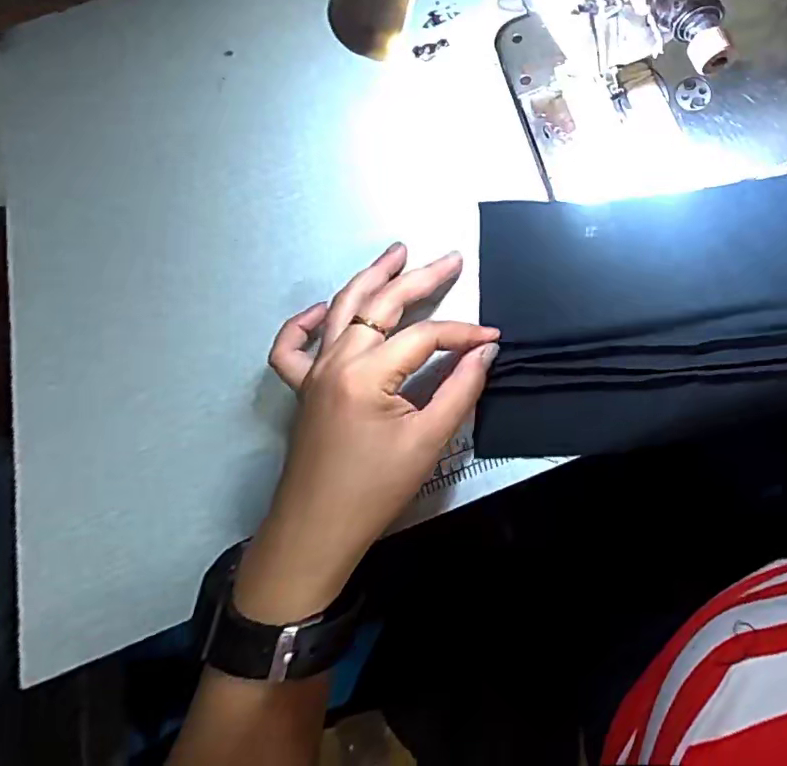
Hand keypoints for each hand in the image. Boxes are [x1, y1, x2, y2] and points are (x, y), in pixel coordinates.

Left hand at [235, 243, 498, 623]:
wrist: (315, 533)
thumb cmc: (376, 488)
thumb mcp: (430, 439)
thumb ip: (462, 387)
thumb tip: (485, 352)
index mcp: (367, 374)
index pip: (425, 335)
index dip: (465, 333)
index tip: (494, 340)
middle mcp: (335, 362)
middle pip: (380, 305)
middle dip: (421, 278)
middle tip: (452, 258)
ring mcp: (313, 374)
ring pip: (340, 310)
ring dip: (370, 278)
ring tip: (397, 253)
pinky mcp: (303, 390)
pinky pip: (293, 348)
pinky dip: (306, 322)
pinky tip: (325, 309)